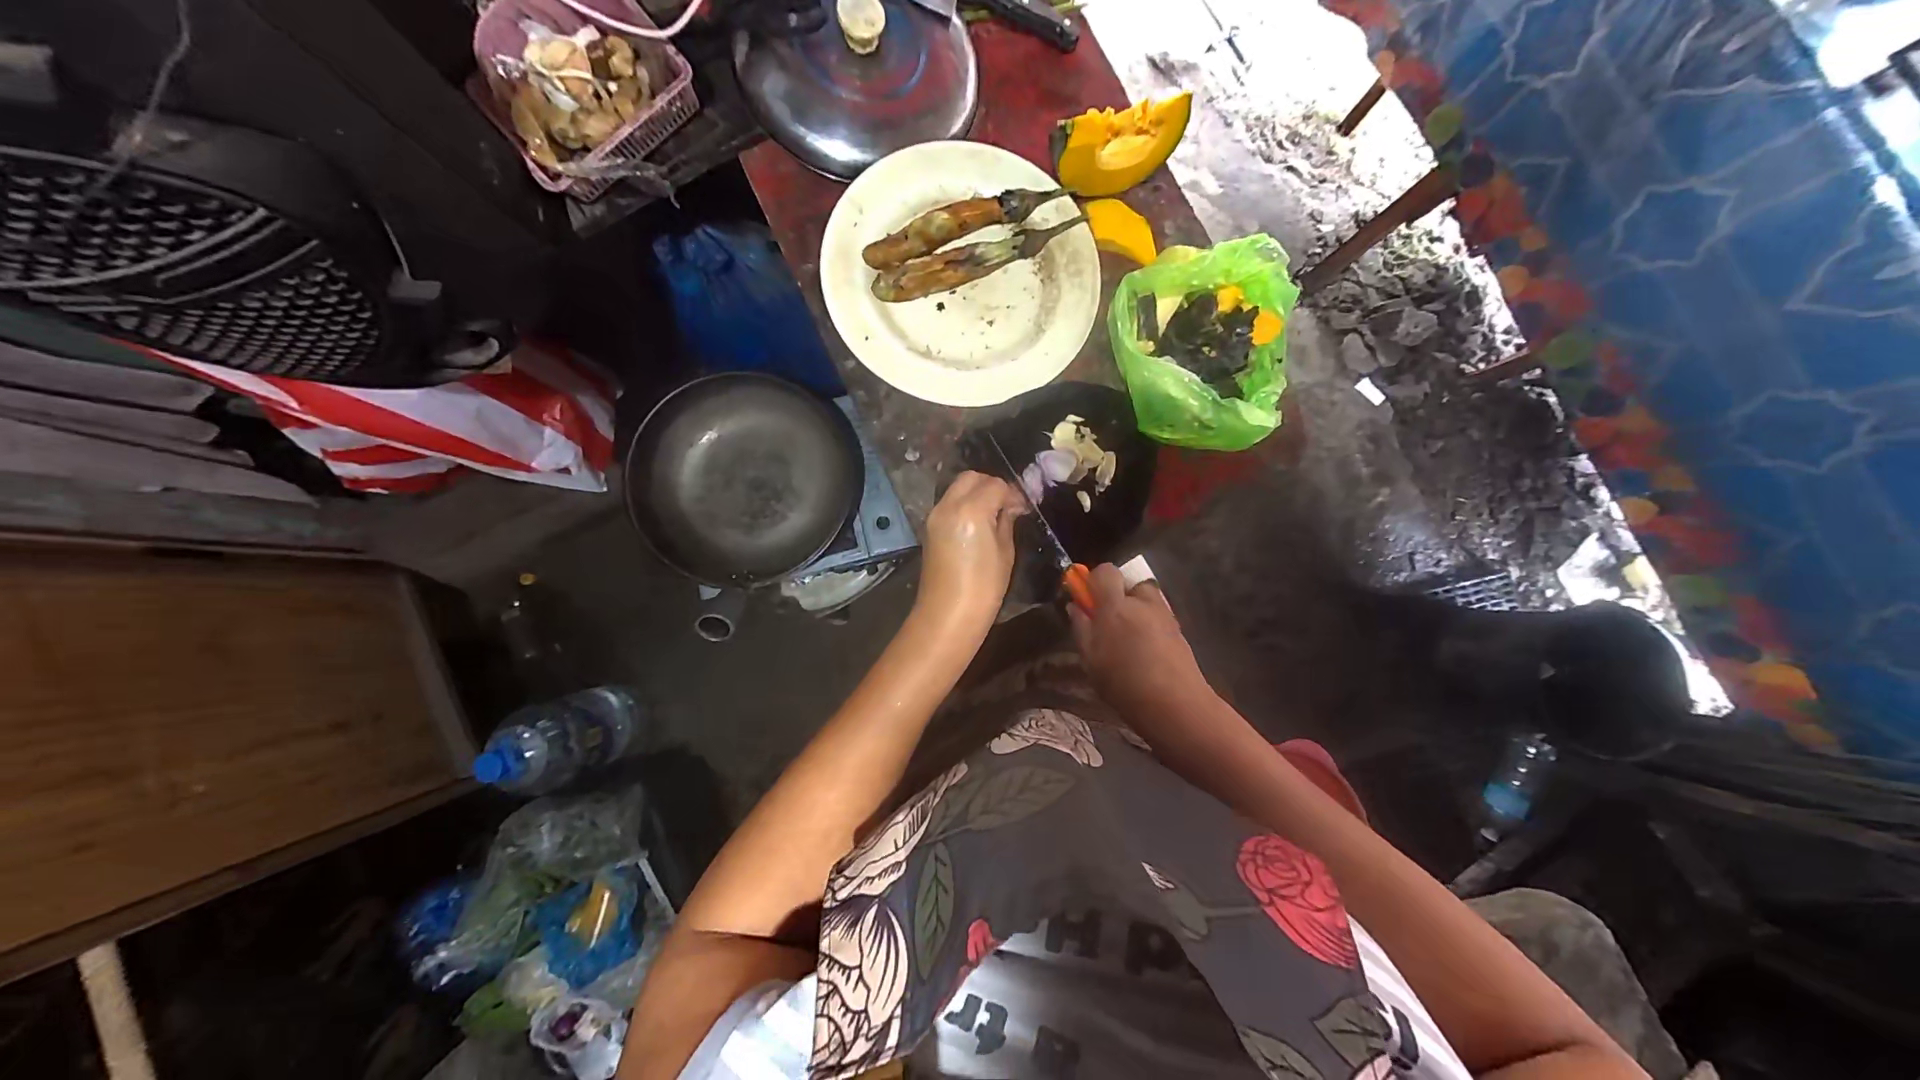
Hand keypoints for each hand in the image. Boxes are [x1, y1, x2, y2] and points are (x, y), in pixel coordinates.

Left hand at [917, 470, 1025, 625]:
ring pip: (958, 487)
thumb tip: (1011, 507)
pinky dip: (965, 504)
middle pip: (972, 478)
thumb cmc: (983, 588)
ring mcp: (935, 515)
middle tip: (1007, 506)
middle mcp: (948, 505)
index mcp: (971, 510)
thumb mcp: (1005, 552)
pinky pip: (950, 503)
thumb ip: (1006, 521)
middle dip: (991, 485)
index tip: (1023, 508)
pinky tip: (978, 524)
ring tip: (994, 516)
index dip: (1012, 493)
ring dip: (977, 493)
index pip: (995, 484)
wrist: (947, 615)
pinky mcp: (929, 527)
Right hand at [1069, 564, 1214, 728]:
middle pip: (1130, 584)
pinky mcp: (1180, 630)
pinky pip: (1159, 618)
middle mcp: (1143, 603)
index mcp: (1116, 606)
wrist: (1176, 705)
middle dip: (1120, 598)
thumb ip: (1081, 628)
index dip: (1095, 580)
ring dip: (1137, 611)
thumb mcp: (1091, 660)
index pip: (1105, 571)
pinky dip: (1151, 627)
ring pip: (1147, 601)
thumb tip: (1075, 606)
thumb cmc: (1124, 684)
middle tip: (1110, 625)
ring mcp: (1165, 615)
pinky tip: (1147, 654)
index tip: (1088, 600)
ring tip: (1130, 641)